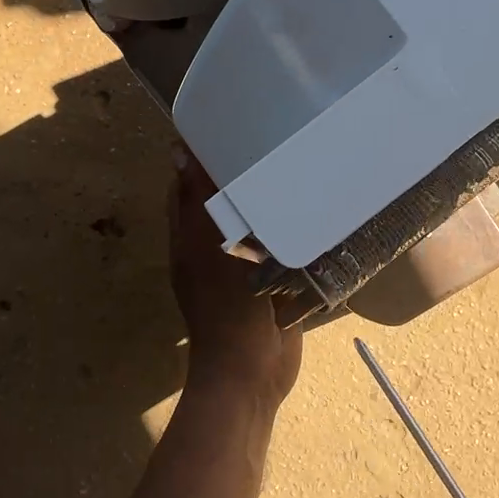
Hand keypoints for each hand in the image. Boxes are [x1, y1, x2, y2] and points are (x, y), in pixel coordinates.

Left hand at [169, 147, 302, 402]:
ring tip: (302, 166)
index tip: (228, 125)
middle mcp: (215, 251)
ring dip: (273, 205)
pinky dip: (294, 235)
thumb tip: (180, 151)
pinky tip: (318, 213)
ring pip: (257, 227)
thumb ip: (199, 202)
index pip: (189, 189)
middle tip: (276, 141)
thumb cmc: (224, 308)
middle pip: (226, 205)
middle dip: (244, 178)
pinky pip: (283, 253)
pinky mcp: (276, 287)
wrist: (251, 372)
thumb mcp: (207, 249)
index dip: (201, 159)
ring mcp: (246, 271)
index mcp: (190, 241)